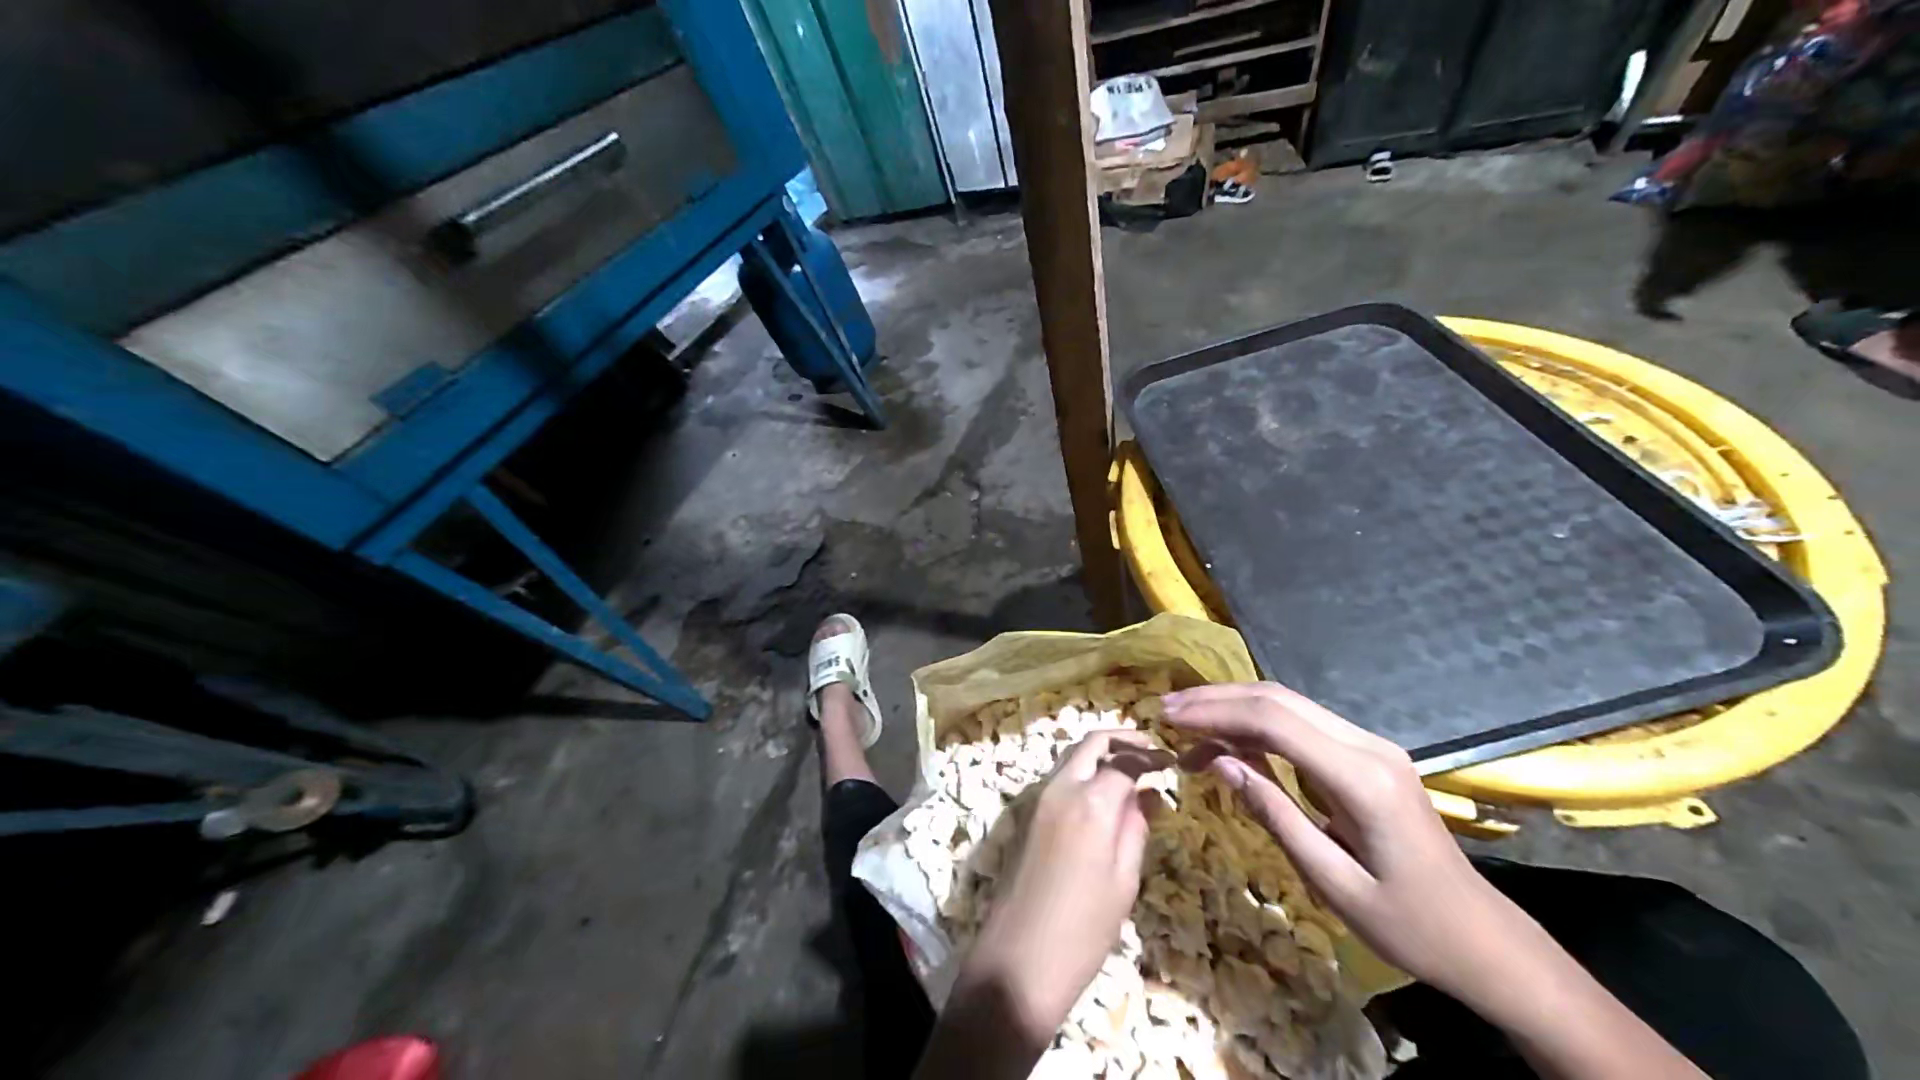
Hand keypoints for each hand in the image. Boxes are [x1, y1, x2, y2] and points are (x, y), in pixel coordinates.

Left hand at [961, 731, 1171, 1038]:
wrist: (1017, 960)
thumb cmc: (1083, 929)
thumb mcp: (1123, 880)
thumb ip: (1134, 829)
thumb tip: (1145, 796)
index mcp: (1090, 802)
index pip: (1124, 760)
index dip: (1150, 756)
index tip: (1171, 761)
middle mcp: (1059, 789)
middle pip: (1090, 744)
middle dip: (1121, 740)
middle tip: (1150, 752)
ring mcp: (1037, 801)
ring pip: (1070, 759)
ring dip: (1099, 756)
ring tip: (1131, 774)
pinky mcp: (1026, 817)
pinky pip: (1059, 781)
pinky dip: (1083, 776)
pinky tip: (1103, 799)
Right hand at [1162, 682, 1524, 1000]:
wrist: (1482, 938)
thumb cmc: (1408, 925)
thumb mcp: (1331, 883)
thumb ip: (1274, 815)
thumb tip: (1219, 763)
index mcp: (1362, 779)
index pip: (1274, 722)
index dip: (1215, 714)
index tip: (1168, 718)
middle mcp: (1368, 747)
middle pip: (1278, 700)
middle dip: (1216, 700)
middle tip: (1165, 711)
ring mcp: (1370, 747)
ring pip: (1288, 705)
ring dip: (1233, 708)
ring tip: (1185, 724)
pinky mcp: (1366, 756)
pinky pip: (1301, 725)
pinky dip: (1256, 725)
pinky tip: (1227, 740)